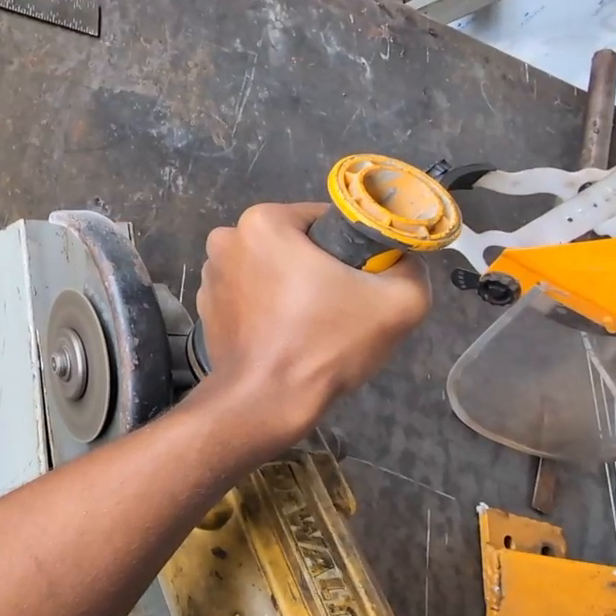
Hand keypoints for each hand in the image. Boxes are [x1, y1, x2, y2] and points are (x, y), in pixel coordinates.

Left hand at [194, 201, 430, 450]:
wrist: (265, 397)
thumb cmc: (326, 342)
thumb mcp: (399, 301)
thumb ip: (409, 267)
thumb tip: (401, 259)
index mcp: (262, 222)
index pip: (323, 218)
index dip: (351, 245)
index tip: (364, 276)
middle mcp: (226, 238)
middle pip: (292, 242)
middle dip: (319, 265)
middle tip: (343, 303)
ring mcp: (210, 273)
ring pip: (269, 267)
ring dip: (291, 285)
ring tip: (313, 322)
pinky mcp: (206, 304)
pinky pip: (249, 292)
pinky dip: (267, 305)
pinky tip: (286, 333)